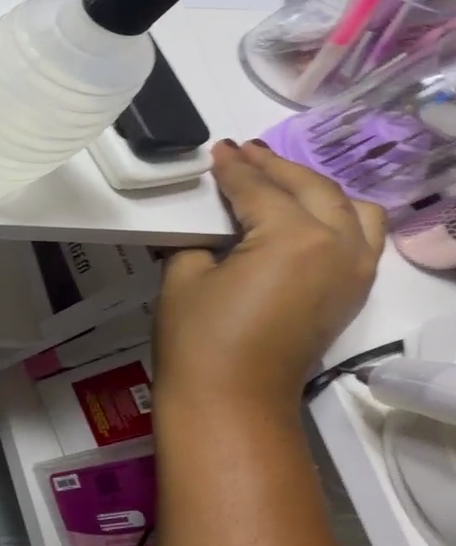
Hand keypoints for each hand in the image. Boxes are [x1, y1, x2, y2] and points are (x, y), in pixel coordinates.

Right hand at [156, 140, 385, 409]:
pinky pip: (362, 236)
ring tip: (283, 181)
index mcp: (294, 239)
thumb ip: (199, 243)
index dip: (235, 169)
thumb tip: (207, 232)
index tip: (219, 150)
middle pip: (313, 190)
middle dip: (277, 169)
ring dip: (317, 188)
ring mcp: (355, 270)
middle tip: (246, 154)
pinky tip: (309, 216)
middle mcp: (339, 246)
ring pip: (353, 208)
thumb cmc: (199, 338)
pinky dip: (338, 215)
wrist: (230, 395)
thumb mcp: (182, 279)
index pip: (261, 191)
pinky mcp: (352, 291)